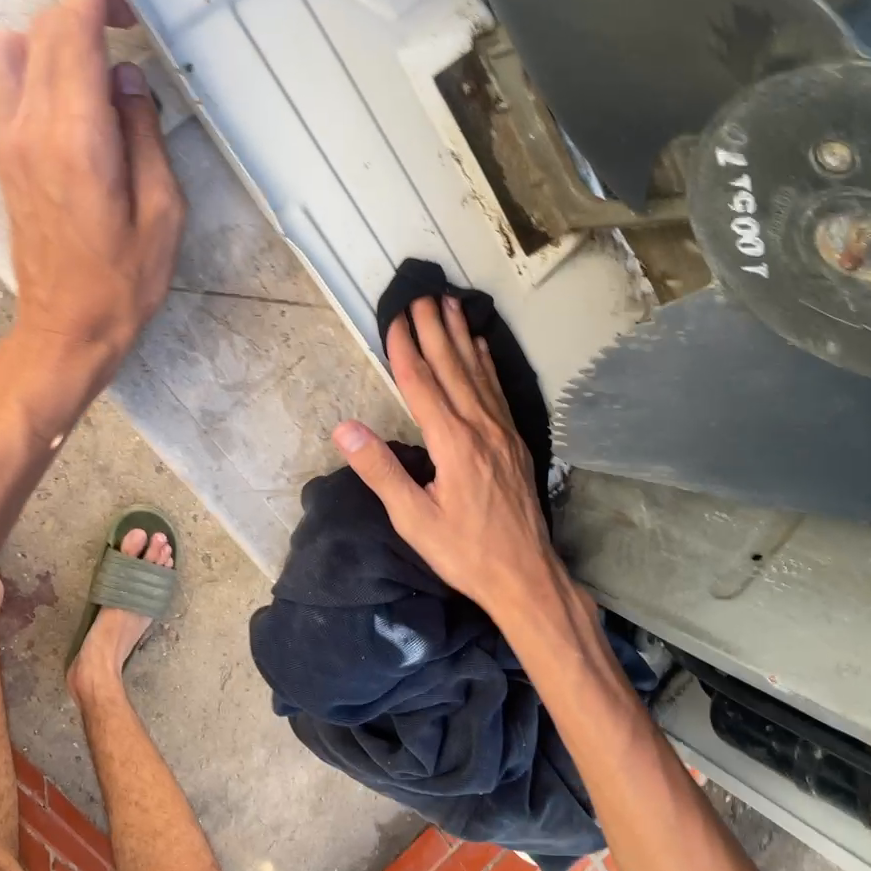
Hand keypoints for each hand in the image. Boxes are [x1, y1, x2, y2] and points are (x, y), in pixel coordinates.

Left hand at [0, 0, 186, 361]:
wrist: (66, 328)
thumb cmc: (124, 281)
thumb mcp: (163, 211)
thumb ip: (146, 134)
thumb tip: (131, 80)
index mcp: (78, 140)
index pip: (74, 35)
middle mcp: (33, 129)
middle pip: (45, 33)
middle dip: (82, 4)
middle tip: (128, 18)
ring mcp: (11, 142)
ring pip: (16, 50)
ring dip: (54, 33)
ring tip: (99, 59)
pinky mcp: (5, 158)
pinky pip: (10, 84)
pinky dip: (40, 64)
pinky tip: (76, 93)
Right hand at [334, 296, 560, 616]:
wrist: (526, 575)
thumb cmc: (464, 552)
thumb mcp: (413, 520)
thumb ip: (381, 471)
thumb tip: (344, 429)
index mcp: (453, 444)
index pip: (422, 384)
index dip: (405, 349)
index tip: (394, 318)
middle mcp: (480, 428)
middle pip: (452, 368)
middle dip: (434, 329)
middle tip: (422, 295)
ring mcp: (502, 433)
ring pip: (478, 374)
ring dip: (462, 337)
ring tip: (452, 305)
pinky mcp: (515, 442)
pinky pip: (498, 392)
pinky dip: (488, 364)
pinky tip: (483, 348)